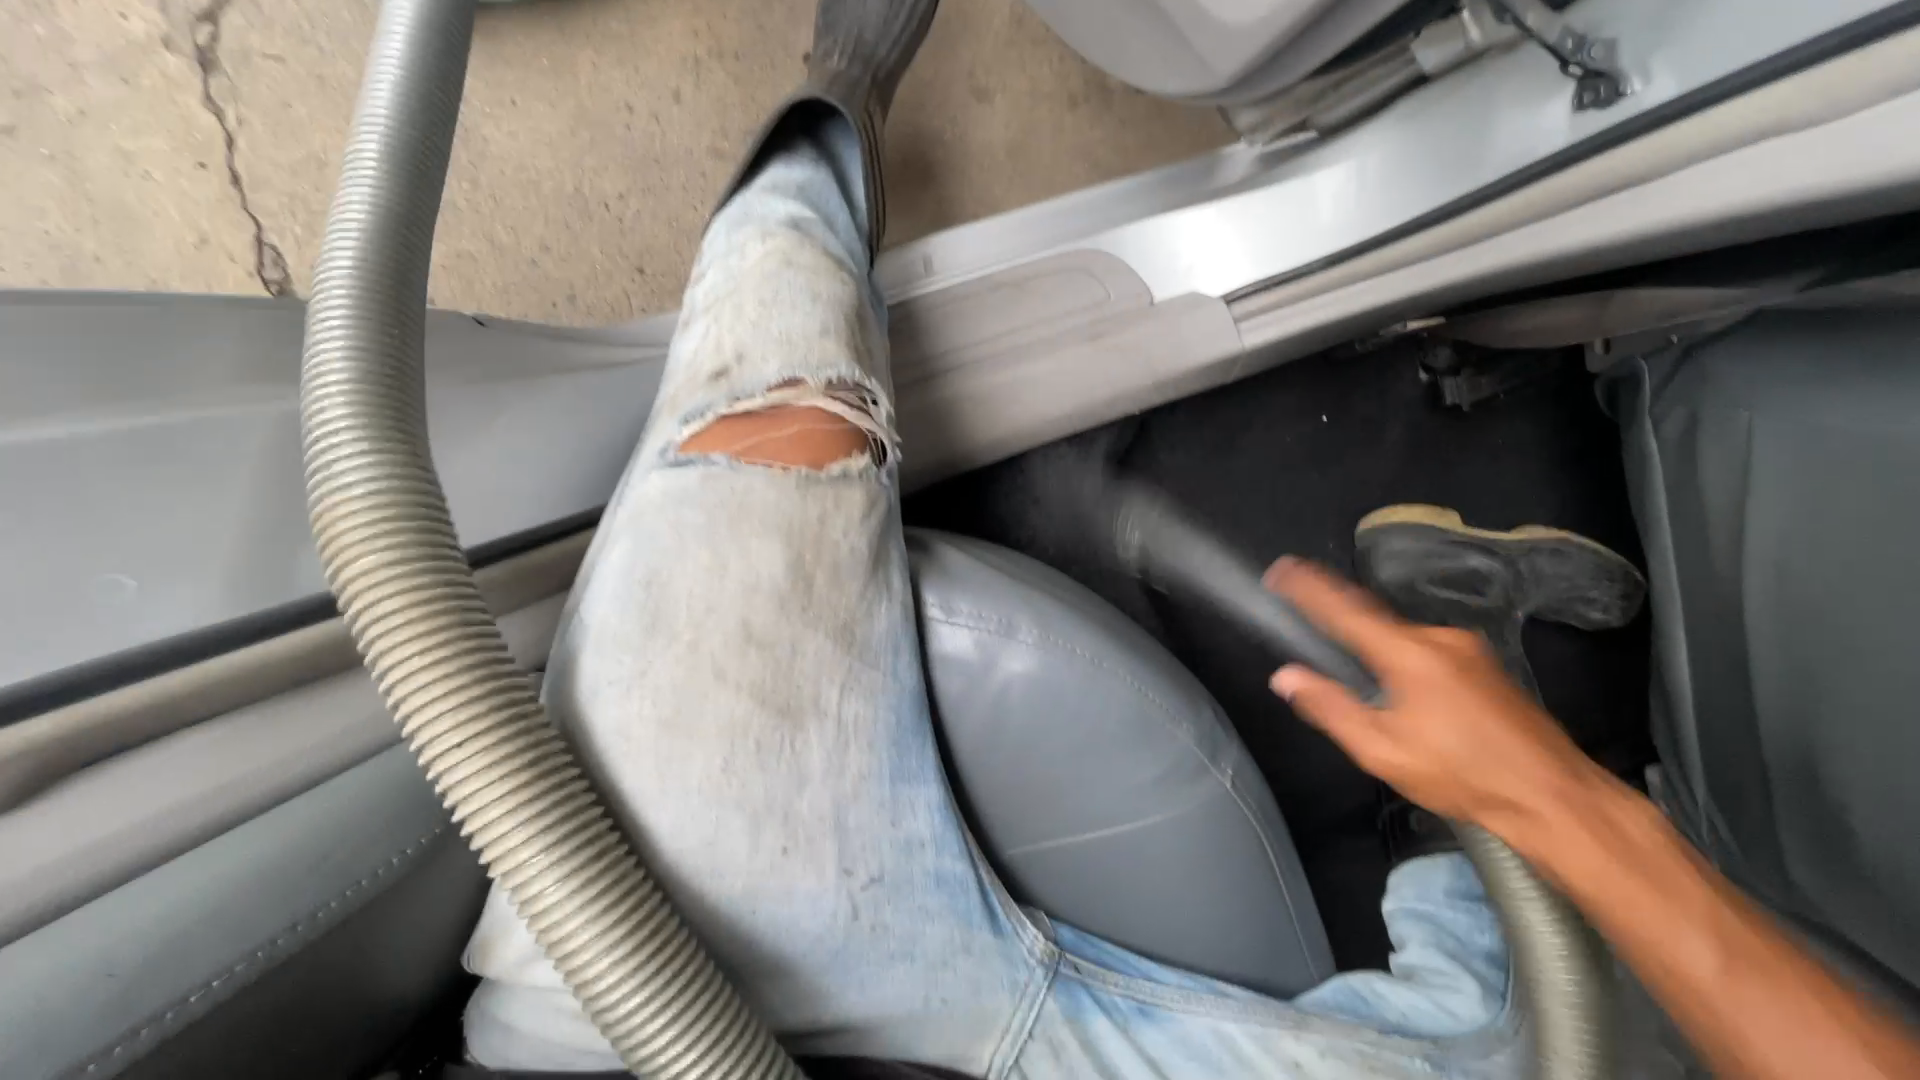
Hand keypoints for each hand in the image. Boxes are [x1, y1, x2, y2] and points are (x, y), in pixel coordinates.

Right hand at [1263, 557, 1603, 842]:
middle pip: (1374, 624)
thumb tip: (1285, 676)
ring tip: (1370, 695)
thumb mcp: (1382, 750)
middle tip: (1318, 648)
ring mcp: (1468, 650)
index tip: (1281, 568)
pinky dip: (1404, 664)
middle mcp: (1438, 639)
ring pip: (1403, 641)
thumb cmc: (1461, 776)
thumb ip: (1330, 708)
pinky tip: (1408, 702)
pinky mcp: (1485, 667)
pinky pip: (1428, 652)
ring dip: (1378, 656)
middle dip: (1344, 630)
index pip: (1345, 609)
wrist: (1555, 796)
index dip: (1309, 587)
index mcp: (1408, 654)